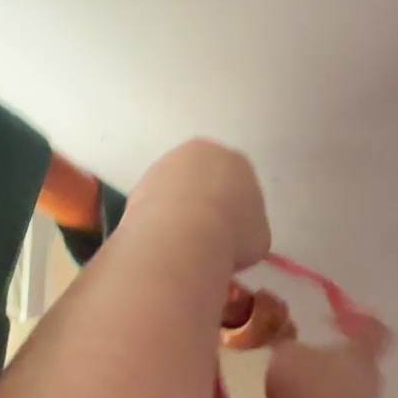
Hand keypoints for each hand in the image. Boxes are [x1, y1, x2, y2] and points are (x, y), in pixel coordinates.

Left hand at [127, 139, 270, 271]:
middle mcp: (200, 153)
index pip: (239, 185)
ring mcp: (165, 165)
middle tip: (205, 239)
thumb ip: (249, 229)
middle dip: (204, 204)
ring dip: (177, 211)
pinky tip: (161, 241)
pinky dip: (156, 221)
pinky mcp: (138, 184)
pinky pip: (153, 204)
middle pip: (204, 180)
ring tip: (181, 244)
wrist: (182, 233)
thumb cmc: (232, 233)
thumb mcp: (258, 238)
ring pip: (175, 190)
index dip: (236, 213)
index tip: (232, 237)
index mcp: (237, 161)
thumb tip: (237, 239)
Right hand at [265, 319, 390, 397]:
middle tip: (299, 359)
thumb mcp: (286, 355)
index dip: (362, 322)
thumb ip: (286, 344)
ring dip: (312, 392)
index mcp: (358, 353)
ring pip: (335, 393)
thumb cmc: (309, 390)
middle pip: (352, 364)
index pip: (373, 330)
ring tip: (279, 393)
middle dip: (328, 361)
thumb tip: (288, 343)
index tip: (345, 319)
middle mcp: (366, 380)